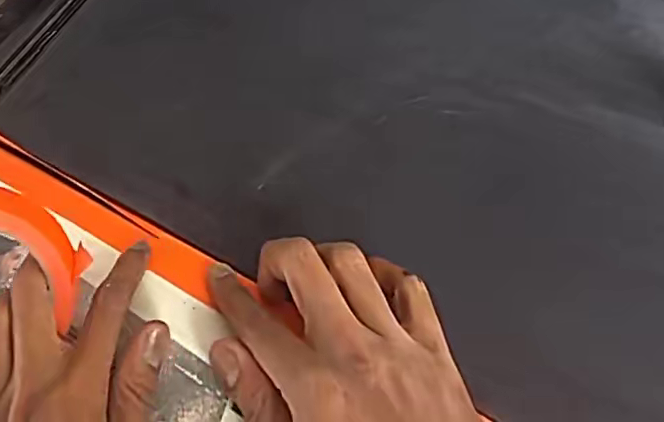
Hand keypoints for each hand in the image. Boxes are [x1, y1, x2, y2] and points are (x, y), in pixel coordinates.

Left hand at [0, 241, 169, 421]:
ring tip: (29, 306)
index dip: (126, 272)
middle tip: (65, 272)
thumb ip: (135, 391)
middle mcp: (31, 382)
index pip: (107, 309)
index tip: (134, 255)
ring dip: (10, 302)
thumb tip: (151, 340)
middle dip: (49, 268)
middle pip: (31, 289)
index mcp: (75, 390)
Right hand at [207, 239, 479, 421]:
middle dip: (274, 259)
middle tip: (269, 281)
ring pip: (351, 263)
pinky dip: (383, 278)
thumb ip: (260, 403)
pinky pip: (410, 289)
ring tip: (313, 282)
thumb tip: (230, 358)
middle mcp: (357, 359)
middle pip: (301, 263)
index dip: (230, 292)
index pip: (255, 320)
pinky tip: (368, 288)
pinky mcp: (439, 358)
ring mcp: (401, 352)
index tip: (224, 282)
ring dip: (323, 263)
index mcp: (318, 392)